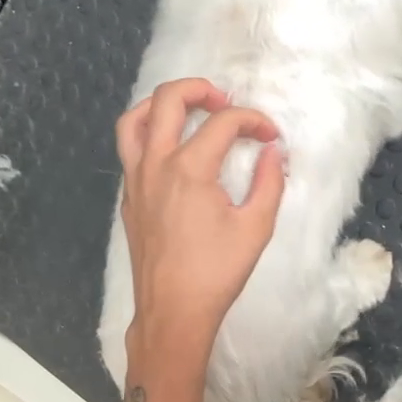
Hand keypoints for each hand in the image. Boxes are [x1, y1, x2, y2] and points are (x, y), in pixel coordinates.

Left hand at [116, 78, 284, 367]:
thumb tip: (274, 151)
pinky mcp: (128, 198)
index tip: (271, 137)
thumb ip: (269, 182)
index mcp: (189, 168)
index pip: (224, 122)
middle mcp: (155, 164)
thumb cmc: (217, 272)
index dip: (254, 120)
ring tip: (189, 113)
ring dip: (162, 105)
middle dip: (201, 89)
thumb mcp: (256, 227)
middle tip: (225, 103)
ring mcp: (135, 180)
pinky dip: (151, 135)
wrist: (173, 311)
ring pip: (135, 119)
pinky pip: (130, 149)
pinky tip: (174, 152)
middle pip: (168, 99)